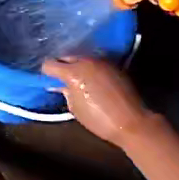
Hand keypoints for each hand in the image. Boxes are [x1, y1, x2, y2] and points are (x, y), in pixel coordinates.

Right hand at [42, 56, 164, 146]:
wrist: (132, 122)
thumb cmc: (99, 119)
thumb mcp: (74, 108)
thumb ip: (65, 92)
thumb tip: (60, 85)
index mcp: (73, 72)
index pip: (50, 64)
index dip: (46, 72)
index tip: (48, 80)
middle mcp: (86, 62)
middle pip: (66, 57)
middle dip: (62, 66)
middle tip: (62, 79)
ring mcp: (102, 62)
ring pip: (82, 58)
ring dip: (77, 66)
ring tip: (77, 79)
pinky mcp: (114, 66)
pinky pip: (95, 63)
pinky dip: (90, 69)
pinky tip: (92, 80)